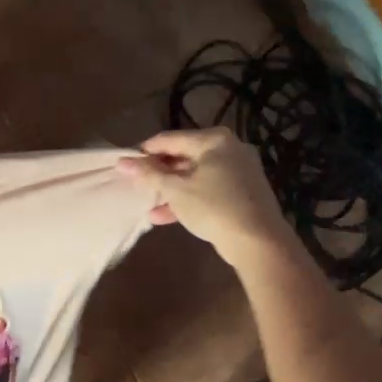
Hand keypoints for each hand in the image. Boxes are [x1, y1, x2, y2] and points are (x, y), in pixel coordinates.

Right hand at [116, 128, 294, 263]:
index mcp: (214, 140)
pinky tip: (164, 216)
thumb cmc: (213, 207)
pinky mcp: (242, 191)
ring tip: (147, 202)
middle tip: (137, 183)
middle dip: (159, 172)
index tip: (125, 165)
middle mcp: (229, 149)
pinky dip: (189, 197)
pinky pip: (208, 187)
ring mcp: (239, 170)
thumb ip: (148, 174)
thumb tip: (122, 162)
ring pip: (194, 174)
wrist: (259, 242)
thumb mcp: (175, 190)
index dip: (144, 152)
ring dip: (170, 188)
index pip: (169, 139)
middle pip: (183, 156)